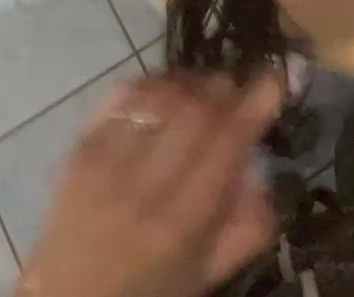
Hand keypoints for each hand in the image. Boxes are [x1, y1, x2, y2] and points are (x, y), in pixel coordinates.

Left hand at [17, 74, 282, 296]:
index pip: (224, 146)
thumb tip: (265, 172)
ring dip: (189, 81)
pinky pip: (121, 97)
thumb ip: (245, 229)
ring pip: (158, 95)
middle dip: (224, 87)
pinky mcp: (79, 148)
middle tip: (239, 85)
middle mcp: (141, 187)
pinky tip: (166, 89)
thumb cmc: (147, 291)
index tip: (274, 79)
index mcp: (179, 225)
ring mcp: (104, 163)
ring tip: (204, 87)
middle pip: (192, 110)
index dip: (253, 105)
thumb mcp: (205, 276)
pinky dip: (152, 83)